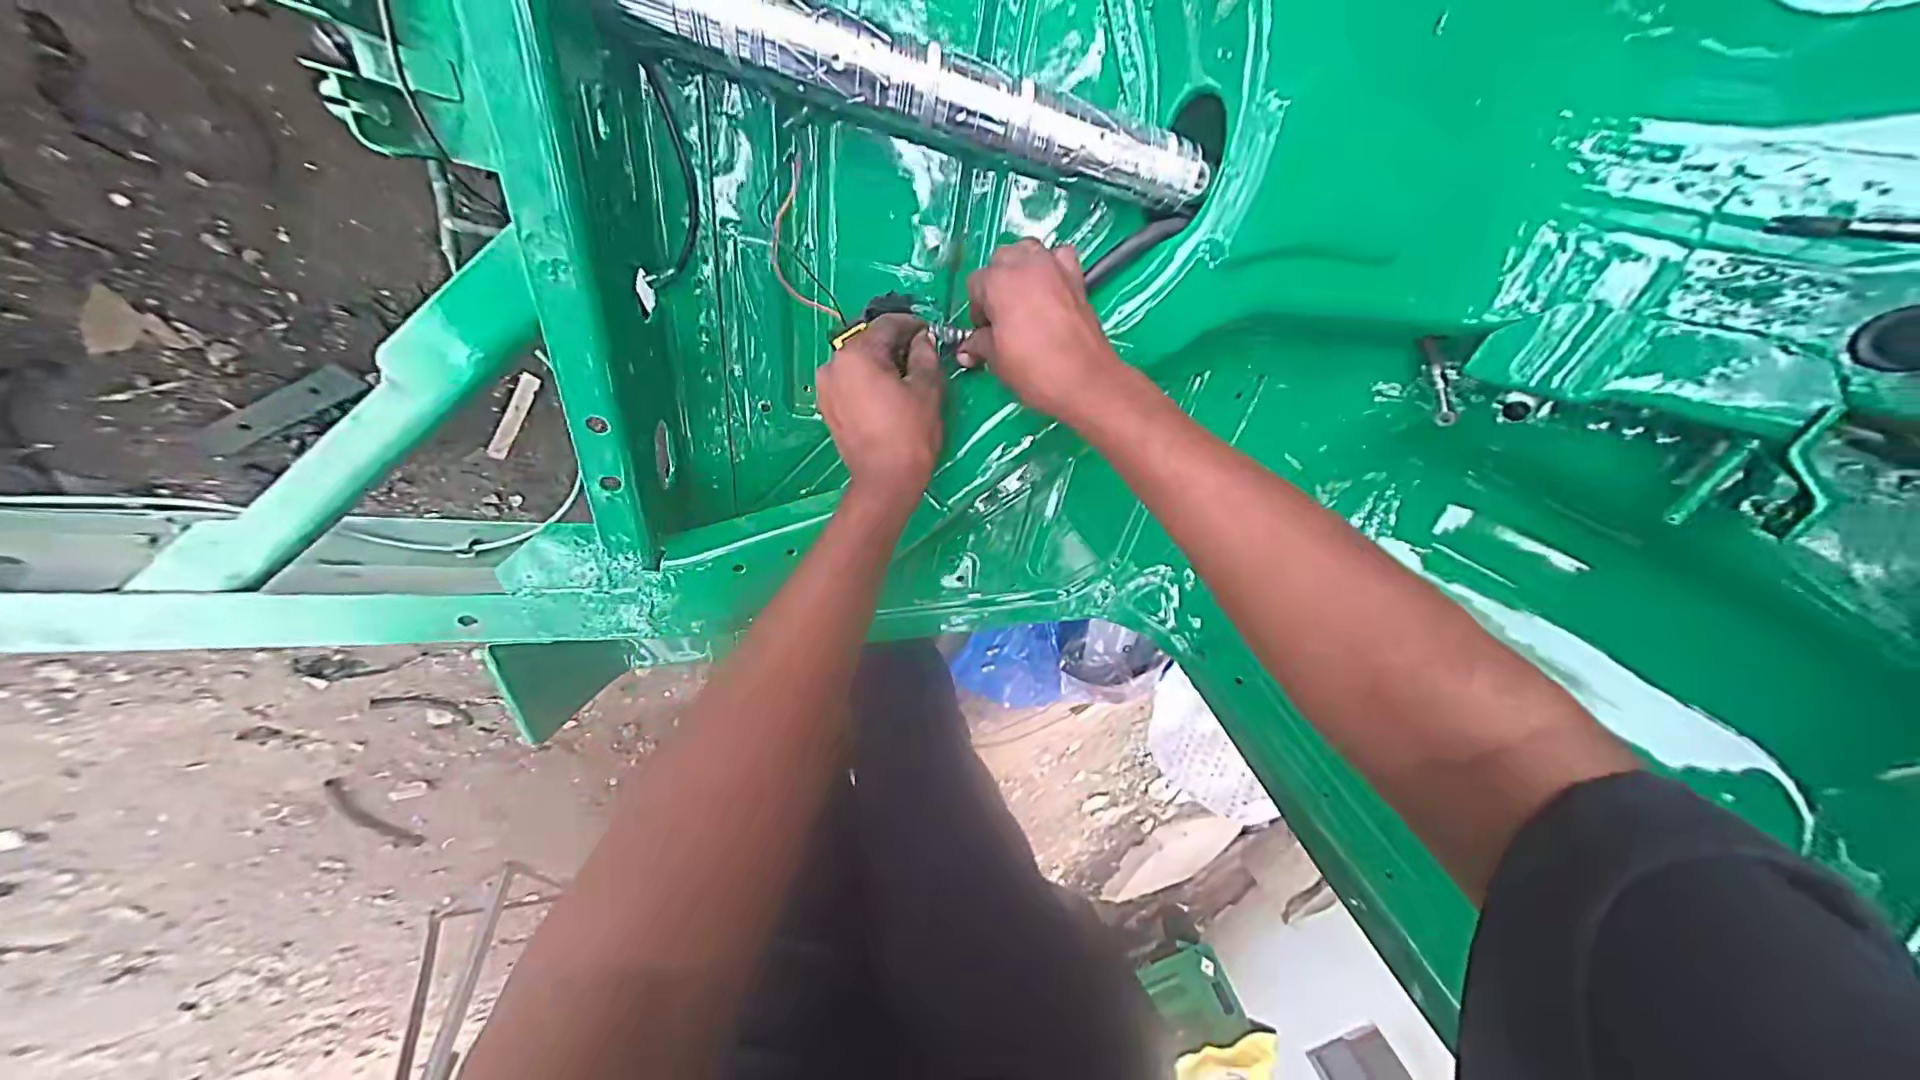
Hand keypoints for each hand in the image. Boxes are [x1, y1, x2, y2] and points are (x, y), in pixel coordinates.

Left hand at [817, 313, 943, 505]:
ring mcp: (826, 388)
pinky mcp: (827, 408)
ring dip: (881, 363)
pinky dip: (868, 382)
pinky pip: (850, 383)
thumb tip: (922, 339)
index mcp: (856, 354)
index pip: (887, 324)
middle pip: (869, 342)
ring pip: (858, 363)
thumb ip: (925, 354)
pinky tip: (888, 395)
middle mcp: (833, 364)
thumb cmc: (910, 433)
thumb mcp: (926, 389)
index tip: (930, 332)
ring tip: (905, 378)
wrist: (885, 481)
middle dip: (896, 345)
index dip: (913, 324)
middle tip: (921, 356)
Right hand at [958, 239, 1127, 423]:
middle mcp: (1025, 264)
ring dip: (1021, 269)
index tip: (984, 332)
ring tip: (1023, 300)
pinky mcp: (1077, 276)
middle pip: (1001, 260)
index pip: (975, 284)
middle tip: (1001, 317)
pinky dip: (1051, 267)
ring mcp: (1054, 266)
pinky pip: (1058, 258)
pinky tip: (1050, 289)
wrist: (1085, 380)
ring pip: (1028, 251)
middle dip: (996, 284)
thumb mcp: (996, 359)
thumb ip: (979, 344)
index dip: (977, 310)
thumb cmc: (1033, 369)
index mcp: (998, 281)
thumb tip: (968, 348)